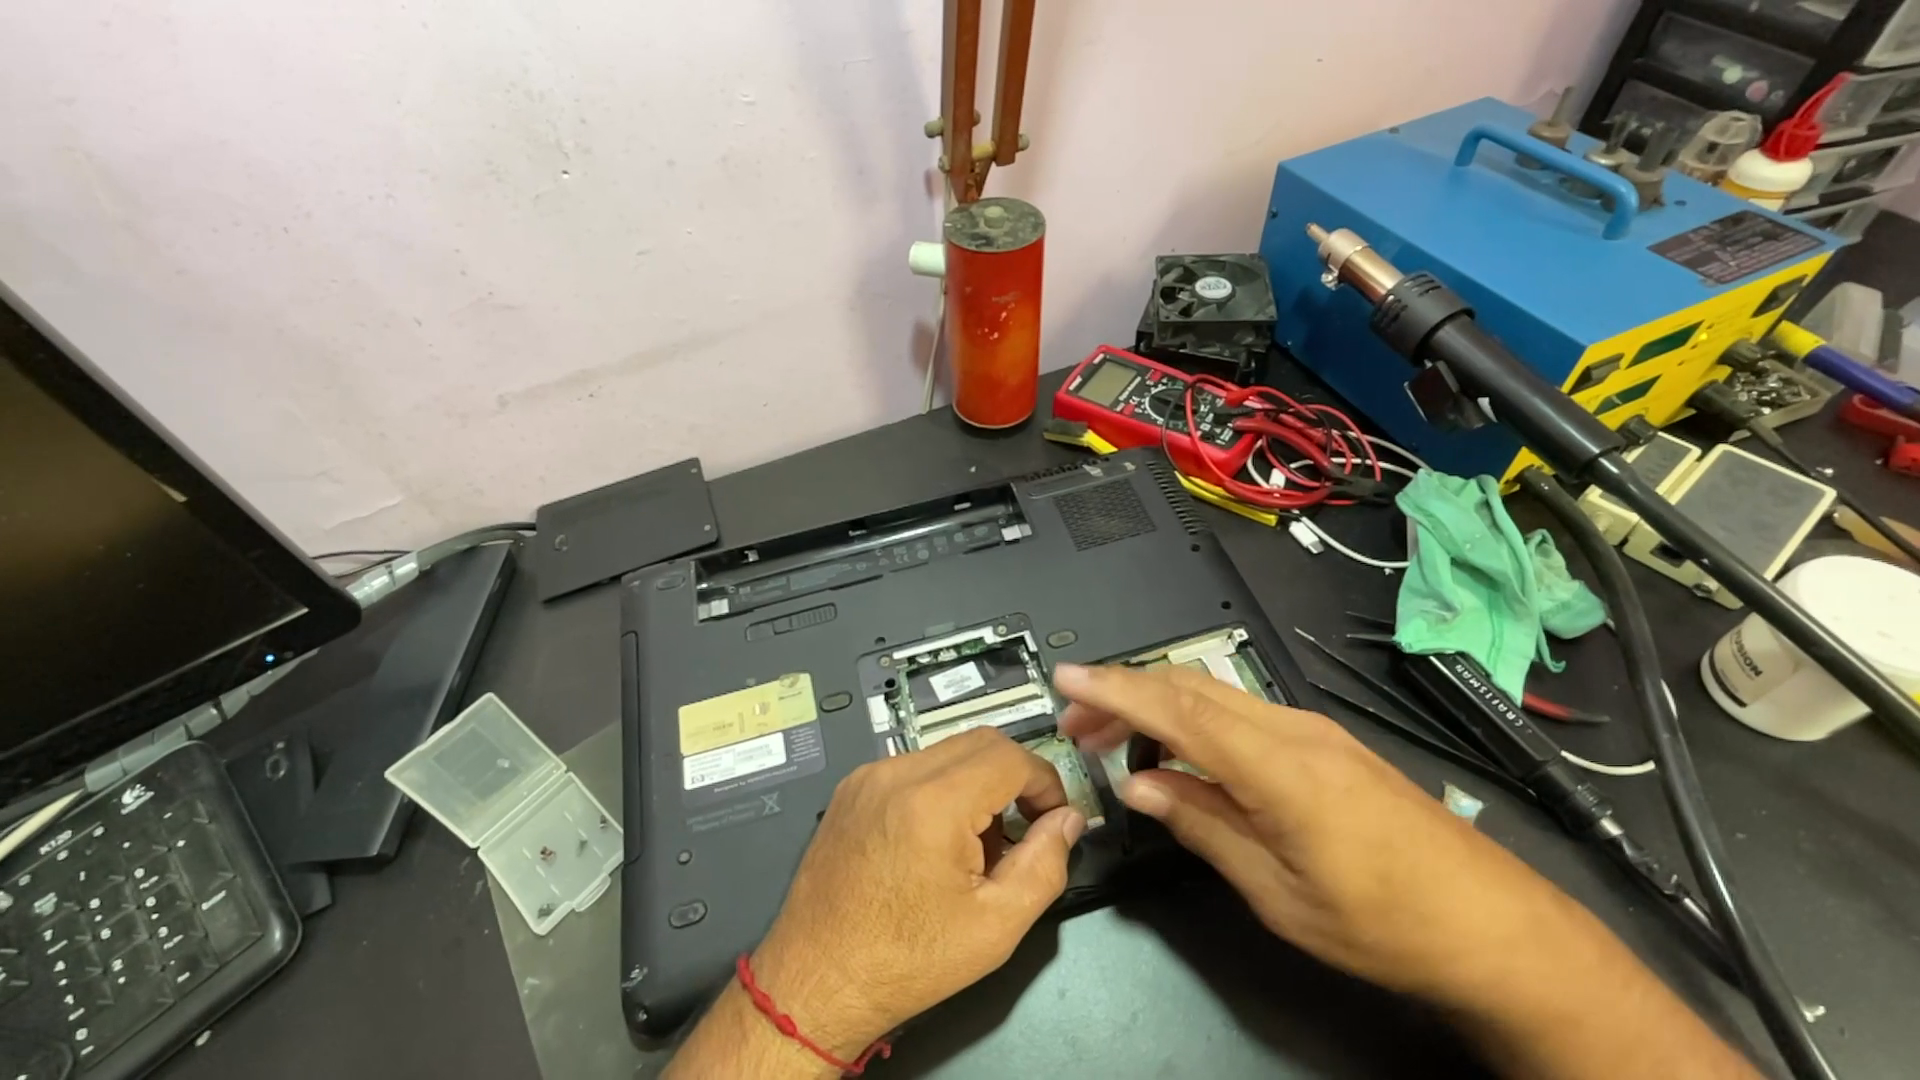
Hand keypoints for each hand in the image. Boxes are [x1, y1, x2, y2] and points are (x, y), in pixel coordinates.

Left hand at [746, 727, 1085, 1058]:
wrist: (815, 982)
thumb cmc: (908, 960)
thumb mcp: (996, 925)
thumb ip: (1045, 864)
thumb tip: (1068, 820)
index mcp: (933, 801)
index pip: (1012, 756)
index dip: (1046, 782)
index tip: (1055, 820)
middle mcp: (896, 773)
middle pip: (980, 742)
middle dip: (1015, 778)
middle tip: (1026, 829)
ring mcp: (866, 777)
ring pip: (946, 752)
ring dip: (978, 784)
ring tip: (978, 846)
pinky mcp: (850, 790)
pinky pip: (913, 768)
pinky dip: (942, 789)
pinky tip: (937, 843)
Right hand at [1054, 661, 1590, 1005]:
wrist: (1495, 928)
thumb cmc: (1383, 923)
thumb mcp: (1276, 891)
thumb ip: (1202, 826)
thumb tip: (1141, 787)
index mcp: (1280, 767)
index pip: (1178, 709)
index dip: (1114, 690)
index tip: (1066, 680)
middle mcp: (1296, 731)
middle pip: (1191, 687)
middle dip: (1125, 695)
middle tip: (1077, 726)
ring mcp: (1315, 732)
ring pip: (1216, 694)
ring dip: (1159, 706)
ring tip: (1115, 738)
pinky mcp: (1327, 745)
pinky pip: (1243, 714)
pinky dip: (1196, 720)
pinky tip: (1181, 754)